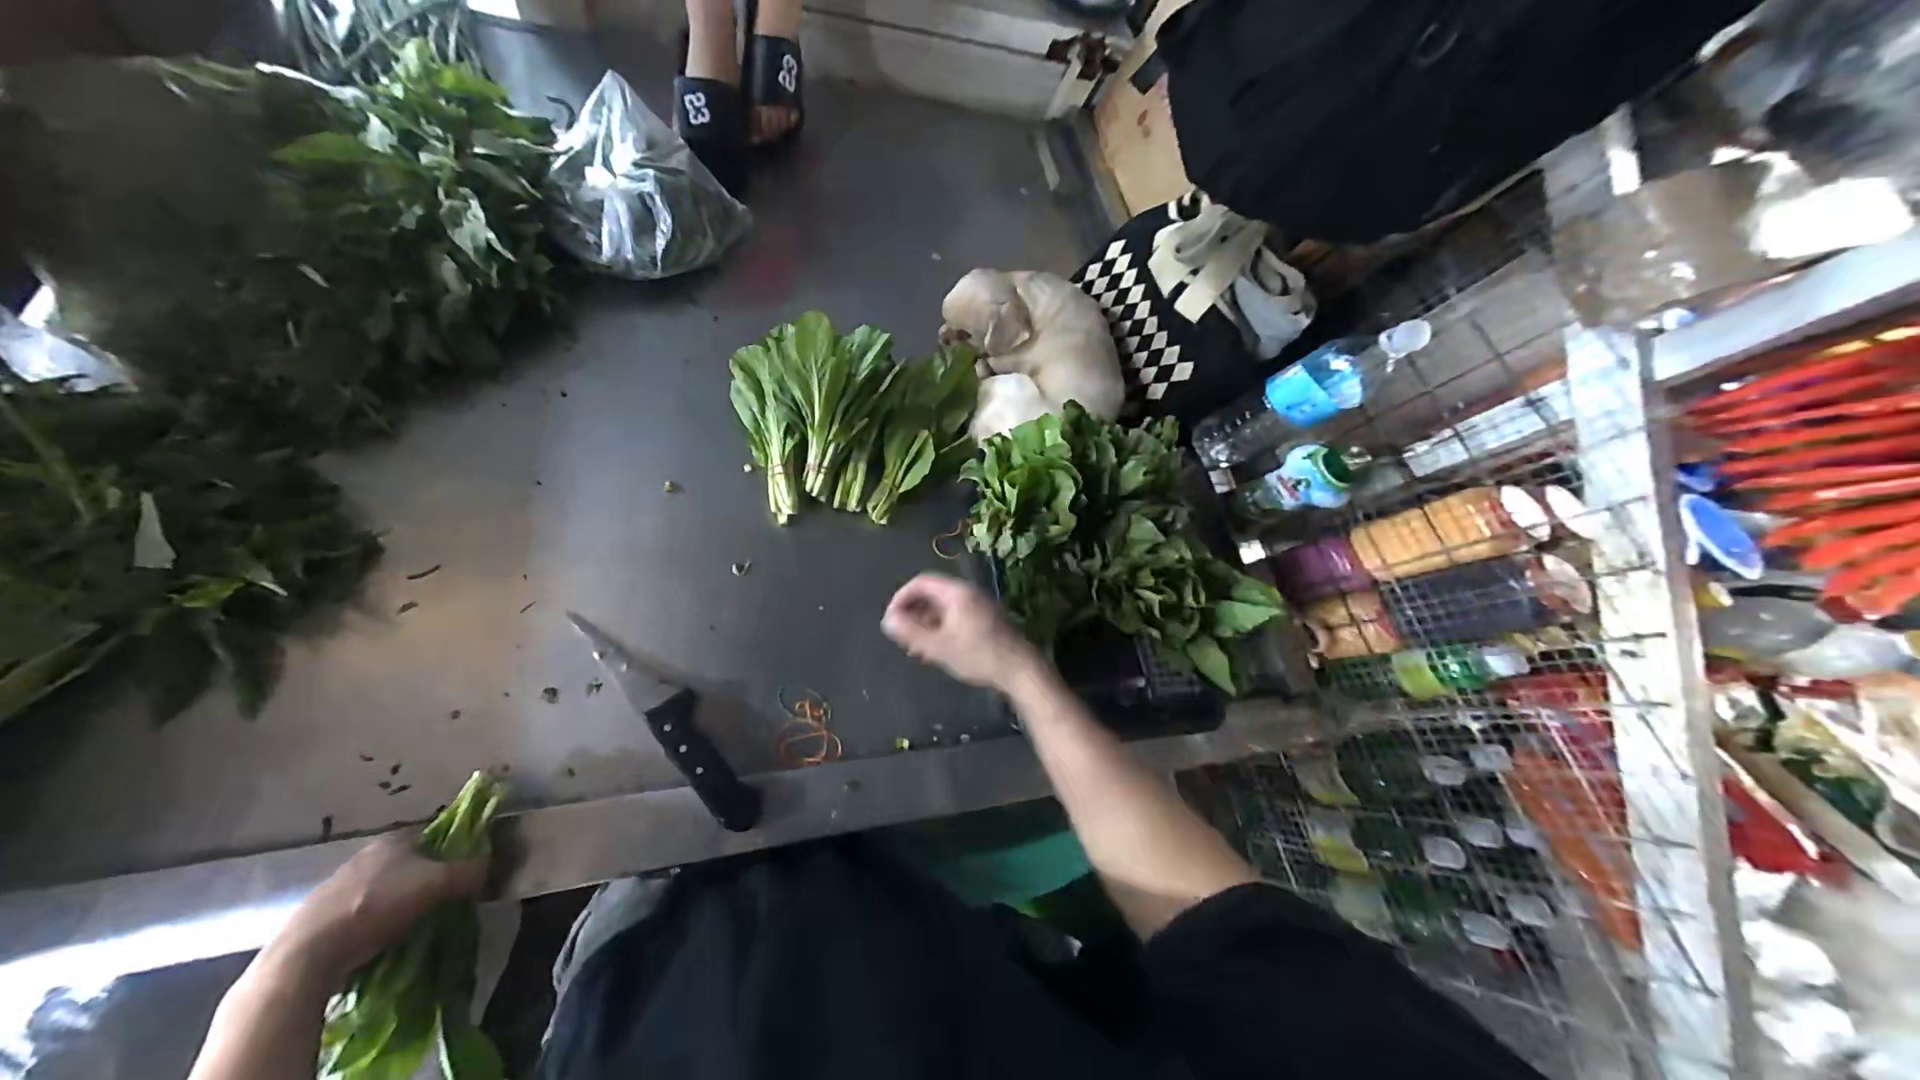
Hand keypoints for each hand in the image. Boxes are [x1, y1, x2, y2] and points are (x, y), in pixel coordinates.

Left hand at [265, 831, 487, 986]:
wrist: (306, 955)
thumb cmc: (378, 906)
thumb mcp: (439, 883)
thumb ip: (471, 871)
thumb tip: (492, 867)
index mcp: (392, 840)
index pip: (433, 838)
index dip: (451, 854)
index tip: (461, 876)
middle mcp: (363, 856)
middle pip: (408, 865)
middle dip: (424, 881)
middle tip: (440, 902)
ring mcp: (334, 887)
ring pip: (382, 890)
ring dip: (397, 904)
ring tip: (410, 927)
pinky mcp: (316, 918)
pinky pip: (358, 915)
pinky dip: (372, 924)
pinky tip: (378, 941)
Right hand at [882, 573, 1042, 691]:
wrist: (1020, 670)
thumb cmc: (978, 656)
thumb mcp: (938, 647)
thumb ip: (910, 632)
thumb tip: (888, 620)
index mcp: (956, 593)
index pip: (920, 583)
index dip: (901, 598)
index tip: (891, 620)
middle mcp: (968, 593)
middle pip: (931, 595)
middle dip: (913, 615)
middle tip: (903, 637)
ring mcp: (979, 606)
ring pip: (943, 609)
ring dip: (926, 625)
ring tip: (916, 649)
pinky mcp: (985, 620)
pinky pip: (955, 618)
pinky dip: (940, 630)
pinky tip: (936, 652)